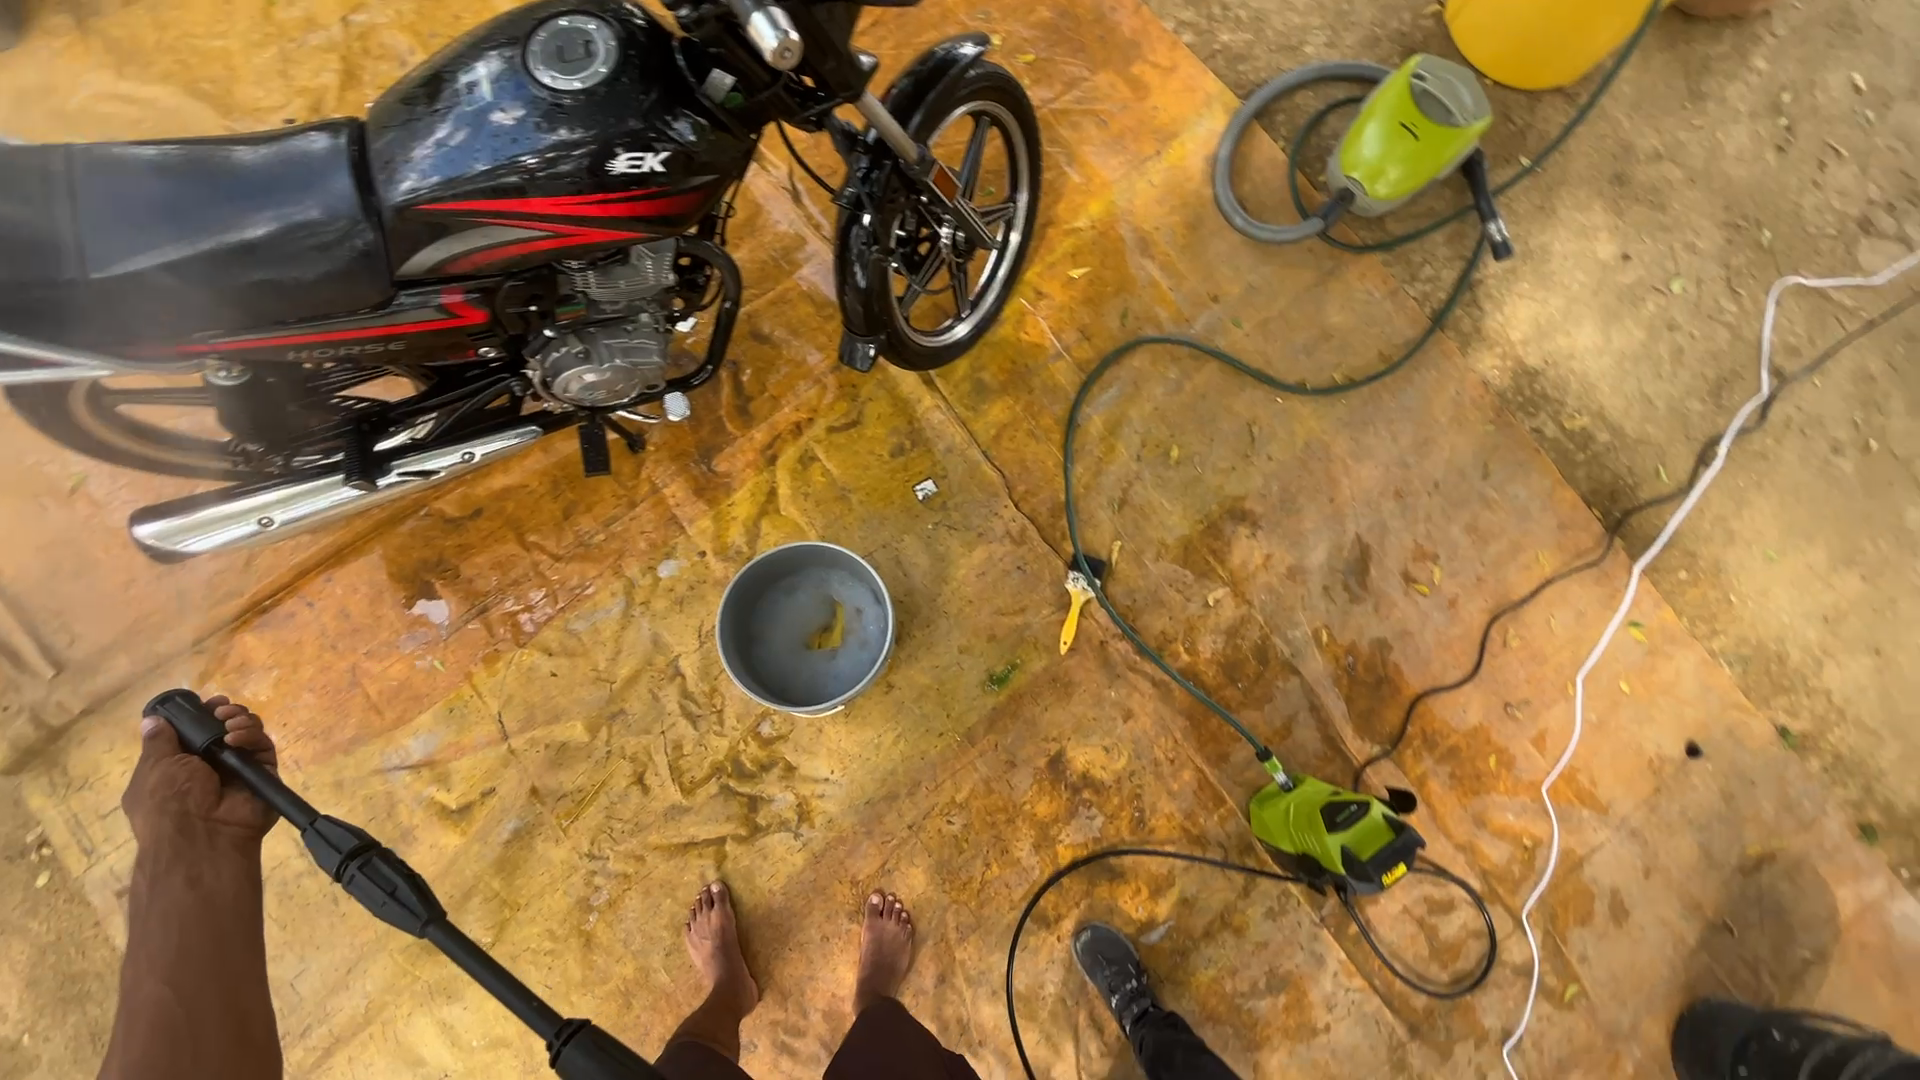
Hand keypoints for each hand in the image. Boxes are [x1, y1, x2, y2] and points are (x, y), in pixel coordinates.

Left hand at [124, 695, 279, 848]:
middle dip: (226, 714)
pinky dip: (252, 737)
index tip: (206, 703)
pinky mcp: (264, 770)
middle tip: (221, 710)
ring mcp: (240, 767)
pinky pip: (264, 746)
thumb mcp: (154, 768)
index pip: (195, 732)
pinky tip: (237, 739)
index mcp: (179, 765)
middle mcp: (211, 764)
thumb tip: (152, 720)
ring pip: (248, 733)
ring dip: (241, 721)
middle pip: (226, 728)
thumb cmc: (166, 800)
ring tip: (230, 724)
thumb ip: (159, 742)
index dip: (202, 714)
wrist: (201, 831)